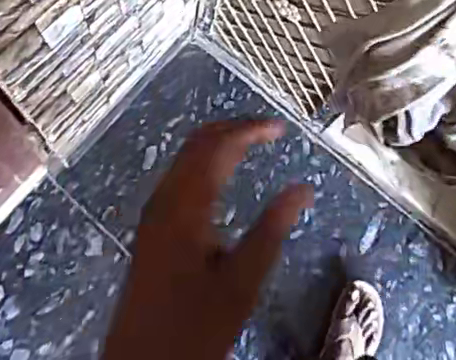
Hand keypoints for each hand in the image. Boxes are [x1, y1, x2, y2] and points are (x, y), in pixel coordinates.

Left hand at [101, 118, 313, 359]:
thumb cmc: (193, 328)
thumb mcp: (241, 283)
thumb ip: (272, 230)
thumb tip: (303, 189)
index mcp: (187, 204)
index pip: (220, 144)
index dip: (251, 128)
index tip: (280, 128)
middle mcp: (166, 197)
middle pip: (199, 140)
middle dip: (235, 127)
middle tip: (268, 130)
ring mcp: (154, 210)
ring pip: (187, 154)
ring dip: (219, 141)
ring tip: (252, 143)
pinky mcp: (152, 225)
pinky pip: (180, 172)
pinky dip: (205, 159)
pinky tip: (223, 175)